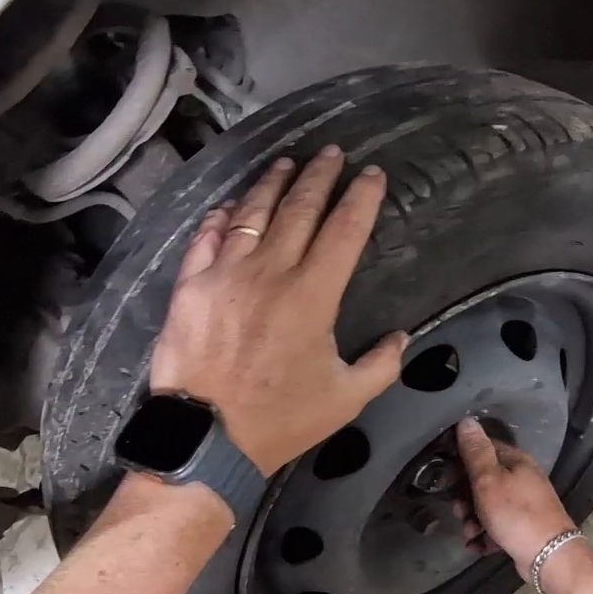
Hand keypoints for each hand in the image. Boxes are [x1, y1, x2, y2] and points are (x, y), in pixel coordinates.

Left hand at [149, 145, 407, 475]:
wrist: (208, 439)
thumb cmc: (281, 420)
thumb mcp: (345, 401)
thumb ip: (381, 365)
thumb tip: (402, 337)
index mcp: (313, 296)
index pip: (345, 230)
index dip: (362, 197)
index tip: (372, 174)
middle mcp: (270, 272)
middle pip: (299, 208)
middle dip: (319, 176)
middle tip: (331, 153)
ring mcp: (225, 275)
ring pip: (252, 214)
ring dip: (272, 183)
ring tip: (285, 164)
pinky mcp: (191, 286)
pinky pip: (207, 238)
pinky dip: (222, 217)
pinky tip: (232, 204)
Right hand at [454, 418, 578, 578]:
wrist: (549, 556)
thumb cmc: (515, 513)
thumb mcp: (489, 480)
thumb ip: (475, 452)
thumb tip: (466, 420)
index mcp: (516, 461)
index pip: (484, 449)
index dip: (462, 460)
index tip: (446, 476)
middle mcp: (522, 479)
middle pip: (483, 481)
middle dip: (465, 497)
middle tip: (458, 511)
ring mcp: (524, 504)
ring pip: (487, 506)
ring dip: (473, 520)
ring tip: (470, 533)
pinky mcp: (523, 527)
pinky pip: (496, 526)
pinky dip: (485, 536)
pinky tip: (477, 546)